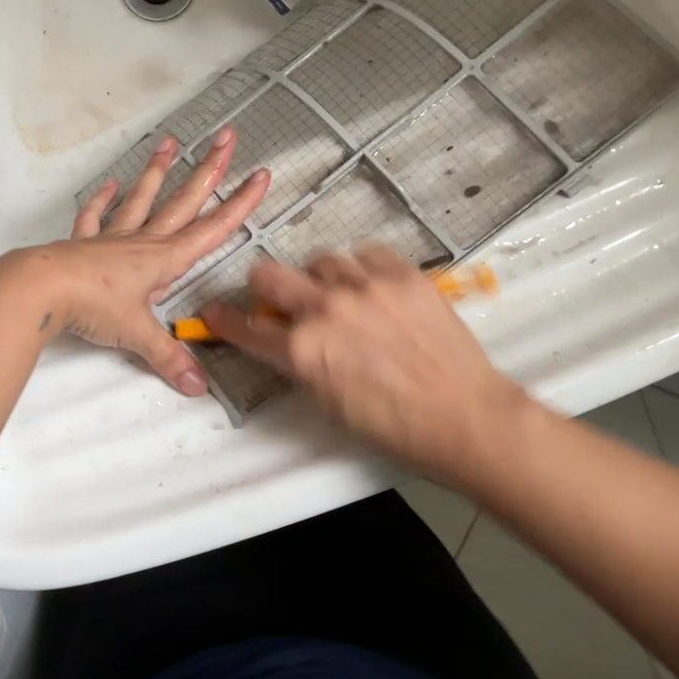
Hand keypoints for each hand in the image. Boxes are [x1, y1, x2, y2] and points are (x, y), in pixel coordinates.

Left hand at [0, 128, 268, 395]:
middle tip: (226, 138)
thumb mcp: (137, 335)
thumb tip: (197, 385)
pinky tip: (111, 185)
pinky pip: (96, 217)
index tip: (261, 176)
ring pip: (142, 199)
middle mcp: (142, 242)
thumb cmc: (92, 305)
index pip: (211, 230)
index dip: (240, 205)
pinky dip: (103, 201)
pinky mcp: (83, 242)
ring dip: (158, 172)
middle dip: (209, 170)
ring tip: (171, 143)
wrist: (41, 288)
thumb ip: (168, 357)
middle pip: (183, 202)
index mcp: (163, 260)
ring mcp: (111, 238)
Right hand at [203, 246, 535, 484]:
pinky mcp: (403, 274)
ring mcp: (365, 286)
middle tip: (280, 299)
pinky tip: (374, 289)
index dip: (224, 320)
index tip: (215, 313)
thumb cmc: (394, 426)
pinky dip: (362, 268)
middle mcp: (325, 309)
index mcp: (302, 350)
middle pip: (269, 274)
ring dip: (320, 278)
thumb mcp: (327, 403)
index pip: (245, 327)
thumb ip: (298, 364)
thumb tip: (284, 343)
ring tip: (341, 297)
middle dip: (265, 287)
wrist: (463, 416)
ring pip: (320, 260)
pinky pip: (367, 253)